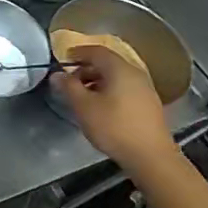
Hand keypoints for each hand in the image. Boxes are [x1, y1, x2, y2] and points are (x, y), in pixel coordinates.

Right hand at [54, 44, 176, 169]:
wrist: (150, 155)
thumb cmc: (114, 127)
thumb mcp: (83, 106)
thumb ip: (68, 87)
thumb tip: (57, 74)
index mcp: (120, 70)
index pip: (97, 51)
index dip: (78, 52)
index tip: (63, 58)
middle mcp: (136, 73)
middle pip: (108, 63)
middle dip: (86, 68)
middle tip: (69, 80)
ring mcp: (145, 88)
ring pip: (116, 76)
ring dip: (97, 80)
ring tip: (82, 94)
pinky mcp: (149, 103)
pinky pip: (125, 87)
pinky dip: (109, 89)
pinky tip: (100, 105)